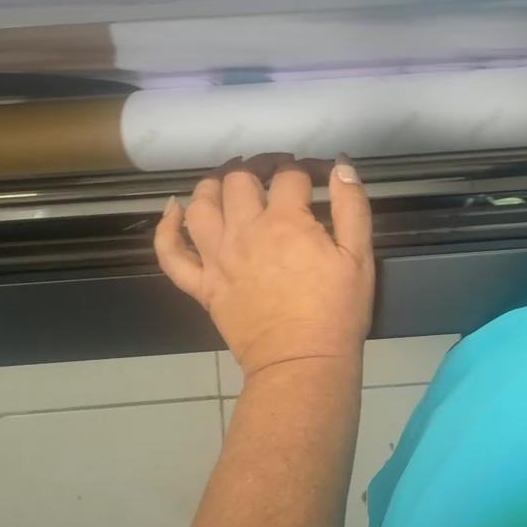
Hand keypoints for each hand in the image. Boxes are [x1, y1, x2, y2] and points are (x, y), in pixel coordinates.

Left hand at [154, 152, 374, 379]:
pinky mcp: (202, 286)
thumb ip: (352, 205)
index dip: (305, 168)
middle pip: (239, 181)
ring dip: (212, 185)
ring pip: (200, 206)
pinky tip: (173, 210)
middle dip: (258, 166)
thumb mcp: (359, 255)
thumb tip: (341, 165)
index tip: (318, 175)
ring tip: (229, 181)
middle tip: (275, 170)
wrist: (302, 361)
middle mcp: (245, 232)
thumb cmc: (337, 310)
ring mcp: (217, 259)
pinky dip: (166, 227)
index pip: (289, 176)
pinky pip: (170, 253)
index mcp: (286, 222)